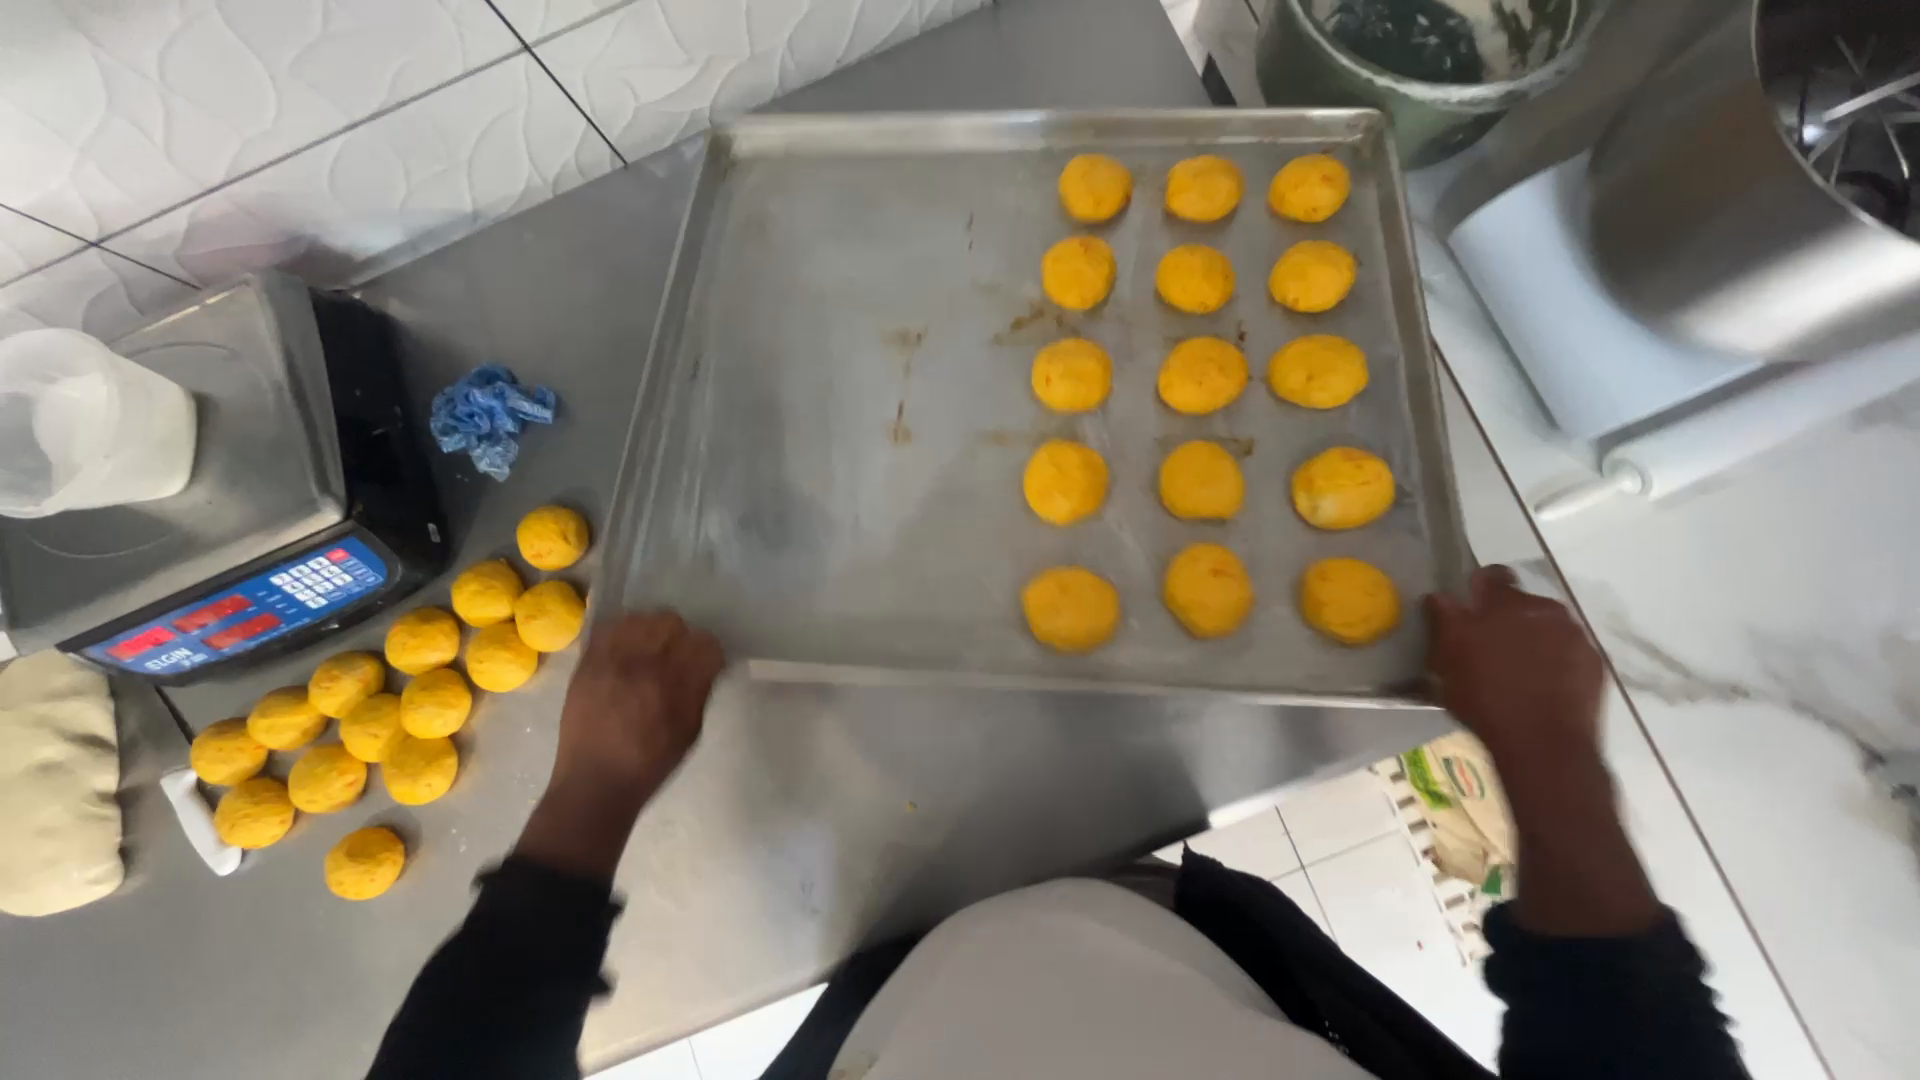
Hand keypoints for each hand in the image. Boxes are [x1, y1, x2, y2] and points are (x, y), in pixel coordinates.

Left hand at [552, 612, 725, 800]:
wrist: (594, 782)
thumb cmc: (649, 763)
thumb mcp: (690, 731)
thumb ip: (700, 691)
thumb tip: (706, 666)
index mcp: (676, 684)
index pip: (704, 644)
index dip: (709, 652)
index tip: (706, 663)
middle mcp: (644, 665)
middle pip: (672, 623)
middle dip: (681, 637)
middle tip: (677, 655)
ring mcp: (612, 661)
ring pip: (640, 619)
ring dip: (651, 630)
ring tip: (649, 649)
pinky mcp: (587, 664)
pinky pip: (608, 629)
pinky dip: (622, 632)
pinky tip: (626, 648)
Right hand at [1423, 565, 1605, 766]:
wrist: (1545, 745)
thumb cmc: (1485, 697)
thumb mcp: (1446, 660)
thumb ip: (1444, 620)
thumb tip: (1440, 597)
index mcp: (1505, 603)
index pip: (1491, 575)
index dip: (1477, 588)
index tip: (1467, 609)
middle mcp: (1545, 610)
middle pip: (1520, 603)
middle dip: (1504, 618)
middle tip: (1487, 648)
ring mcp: (1575, 637)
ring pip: (1545, 627)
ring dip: (1530, 639)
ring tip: (1516, 671)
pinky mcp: (1594, 664)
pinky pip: (1567, 652)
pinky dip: (1553, 661)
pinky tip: (1540, 686)